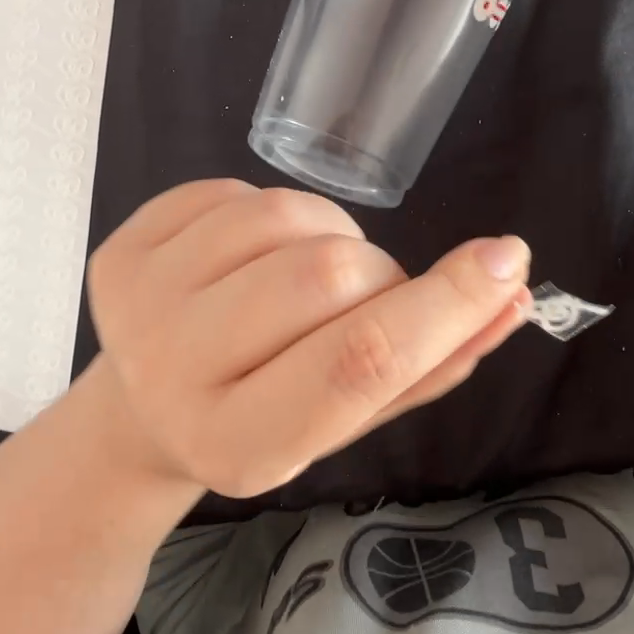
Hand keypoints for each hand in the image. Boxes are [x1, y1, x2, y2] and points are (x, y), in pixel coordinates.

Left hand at [85, 180, 532, 498]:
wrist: (144, 414)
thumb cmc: (263, 421)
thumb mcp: (347, 421)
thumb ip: (429, 367)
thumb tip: (511, 299)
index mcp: (240, 444)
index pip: (357, 362)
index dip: (441, 306)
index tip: (507, 259)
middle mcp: (174, 371)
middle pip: (324, 276)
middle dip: (379, 273)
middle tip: (373, 295)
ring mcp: (139, 301)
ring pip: (281, 216)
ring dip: (330, 233)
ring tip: (319, 273)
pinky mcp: (122, 248)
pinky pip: (232, 189)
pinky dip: (275, 212)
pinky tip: (262, 253)